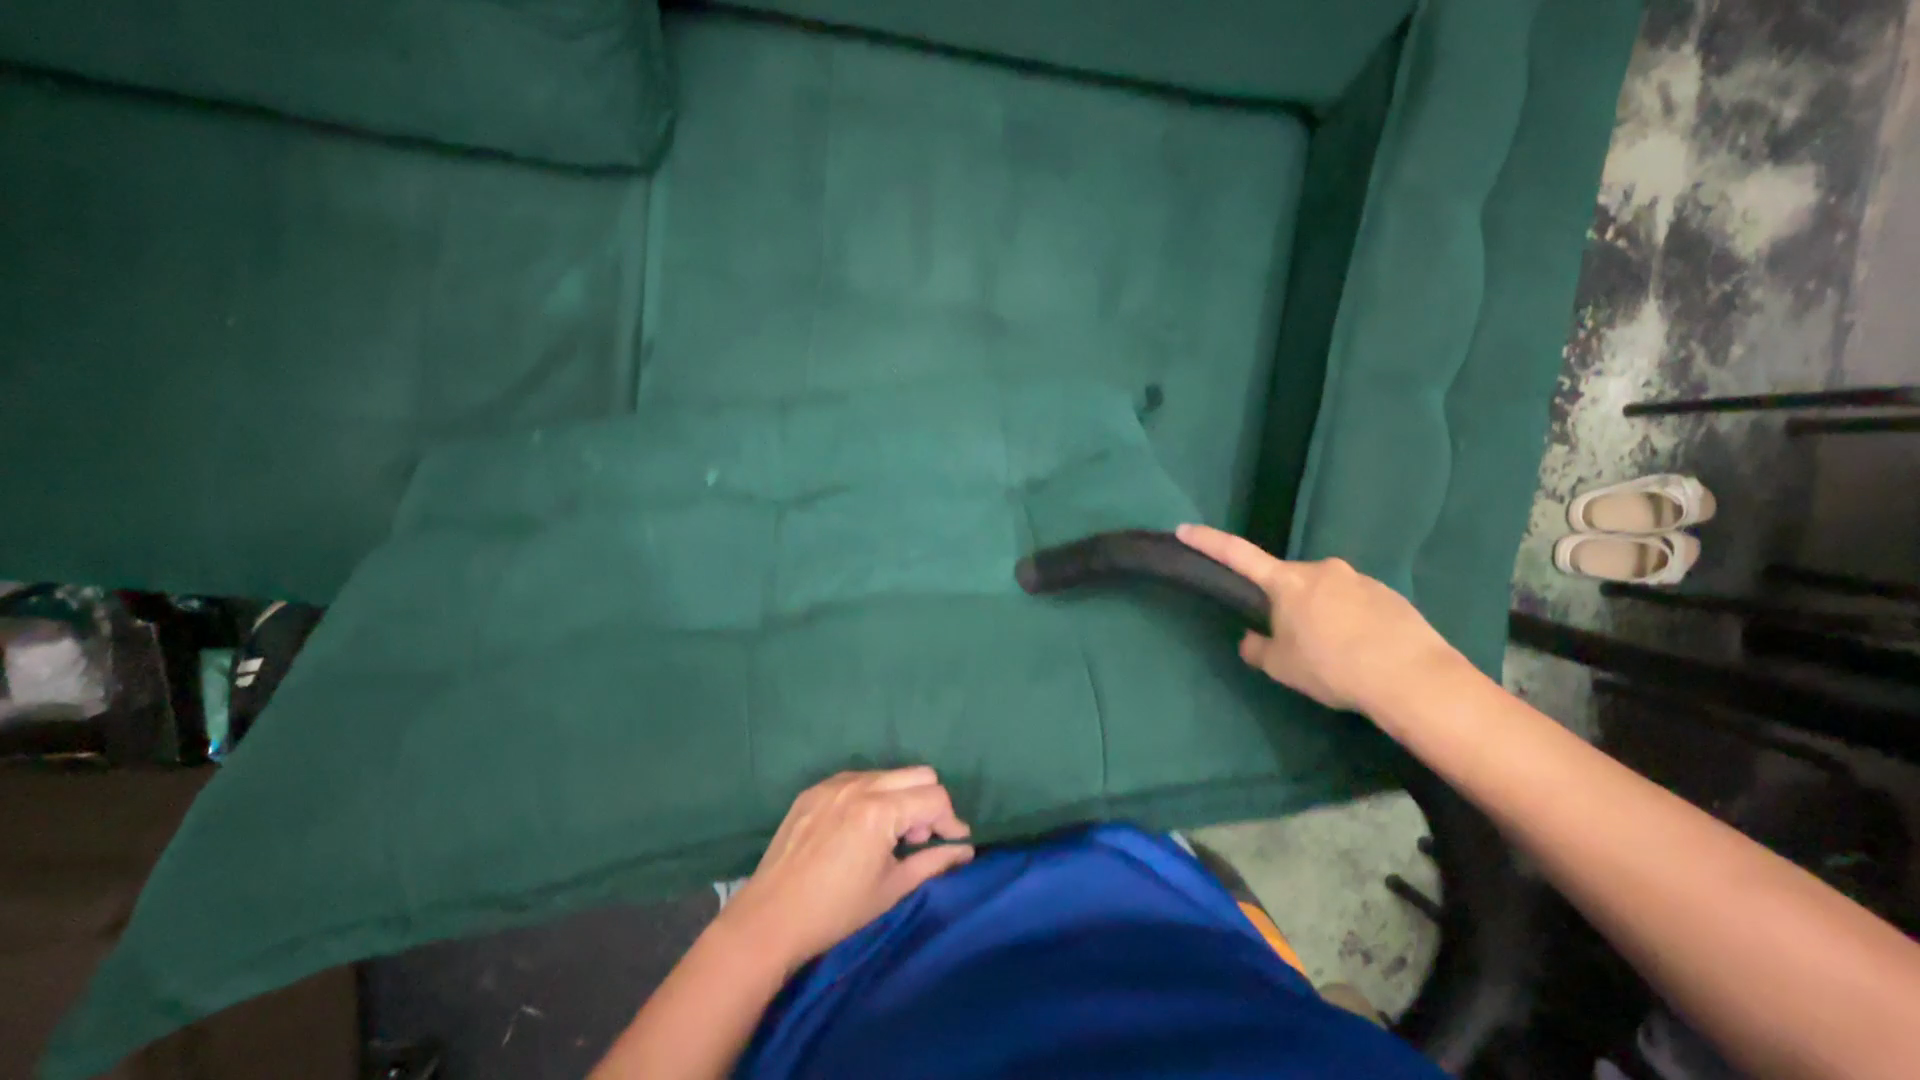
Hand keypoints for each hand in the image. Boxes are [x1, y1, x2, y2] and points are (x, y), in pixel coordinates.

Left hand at [712, 767, 973, 973]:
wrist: (770, 918)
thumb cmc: (836, 910)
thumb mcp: (892, 888)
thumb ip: (934, 862)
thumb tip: (965, 850)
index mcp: (880, 810)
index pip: (935, 797)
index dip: (951, 820)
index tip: (953, 843)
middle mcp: (858, 786)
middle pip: (917, 774)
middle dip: (928, 804)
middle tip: (918, 840)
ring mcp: (832, 785)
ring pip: (887, 774)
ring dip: (900, 798)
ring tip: (889, 837)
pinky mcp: (812, 791)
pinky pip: (856, 780)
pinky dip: (871, 797)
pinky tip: (860, 830)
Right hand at [1176, 524, 1464, 714]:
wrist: (1411, 677)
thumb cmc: (1334, 667)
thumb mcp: (1283, 667)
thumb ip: (1259, 649)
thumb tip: (1251, 639)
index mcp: (1288, 583)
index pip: (1238, 556)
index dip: (1208, 542)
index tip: (1184, 529)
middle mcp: (1323, 570)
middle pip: (1290, 582)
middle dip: (1286, 605)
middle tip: (1294, 644)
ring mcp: (1360, 579)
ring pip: (1327, 594)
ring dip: (1322, 616)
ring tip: (1336, 656)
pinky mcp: (1389, 595)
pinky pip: (1357, 605)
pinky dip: (1351, 624)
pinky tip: (1362, 653)